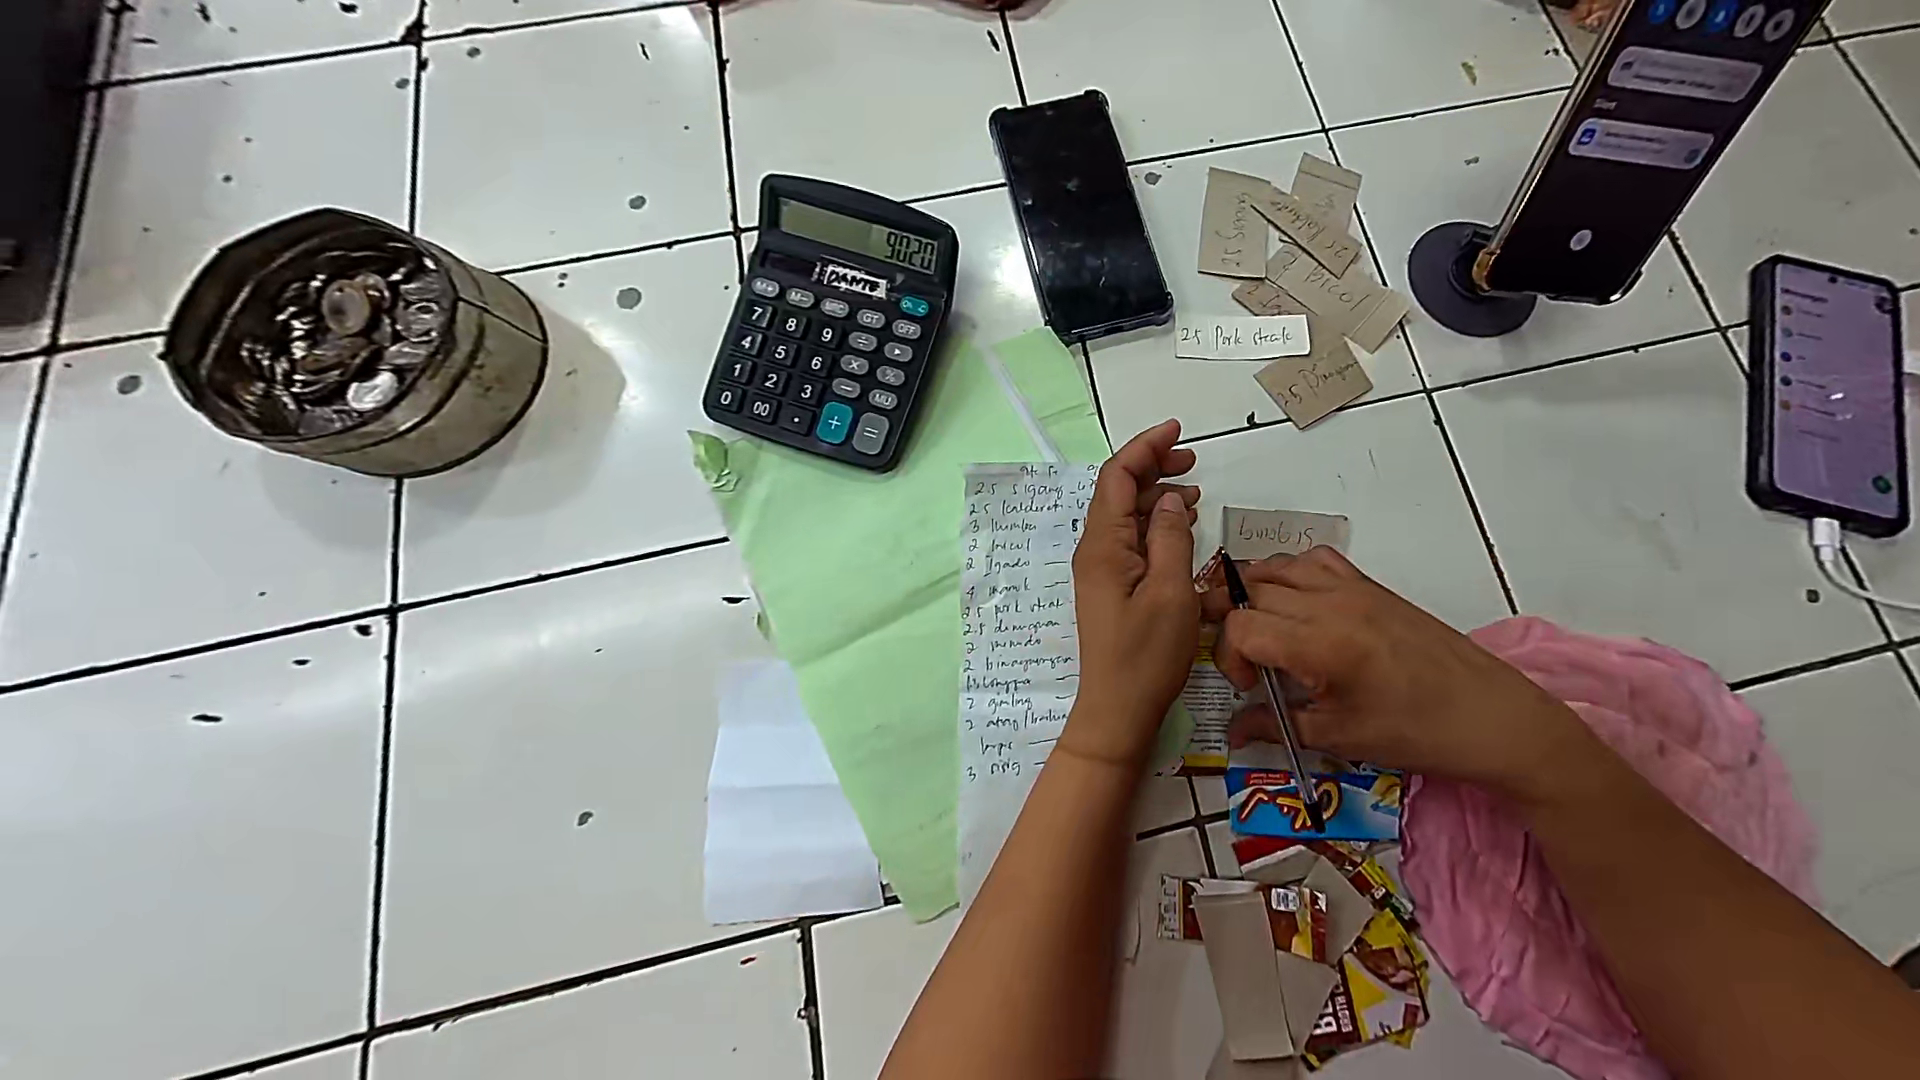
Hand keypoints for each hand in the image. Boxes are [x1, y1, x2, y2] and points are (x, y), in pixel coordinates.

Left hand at [1060, 419, 1202, 768]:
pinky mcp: (1111, 586)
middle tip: (1194, 462)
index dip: (1144, 447)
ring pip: (1126, 516)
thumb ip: (1170, 538)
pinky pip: (1131, 542)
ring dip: (1157, 498)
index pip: (1116, 478)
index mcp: (1103, 545)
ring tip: (1195, 494)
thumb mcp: (1171, 593)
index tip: (1177, 430)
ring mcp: (1101, 569)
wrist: (1117, 709)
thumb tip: (1171, 499)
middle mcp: (1094, 550)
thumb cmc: (1146, 655)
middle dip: (1153, 468)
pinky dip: (1155, 528)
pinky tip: (1181, 530)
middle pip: (1118, 492)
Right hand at [1203, 547, 1592, 803]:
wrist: (1496, 719)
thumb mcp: (1338, 736)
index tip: (1249, 686)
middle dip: (1234, 627)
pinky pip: (1314, 558)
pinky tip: (1297, 602)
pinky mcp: (1370, 585)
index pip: (1240, 627)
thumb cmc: (1418, 733)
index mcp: (1321, 644)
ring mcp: (1351, 588)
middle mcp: (1330, 604)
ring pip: (1273, 567)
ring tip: (1264, 628)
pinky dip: (1291, 572)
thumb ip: (1273, 725)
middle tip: (1251, 662)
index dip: (1228, 656)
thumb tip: (1233, 730)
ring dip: (1253, 594)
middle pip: (1248, 593)